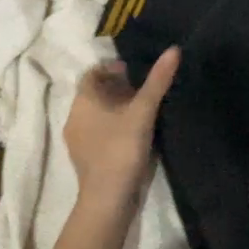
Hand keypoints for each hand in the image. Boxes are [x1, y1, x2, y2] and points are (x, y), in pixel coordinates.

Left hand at [62, 46, 179, 204]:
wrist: (108, 199)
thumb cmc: (121, 148)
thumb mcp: (143, 111)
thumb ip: (158, 80)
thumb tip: (173, 49)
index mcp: (82, 101)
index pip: (91, 73)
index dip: (111, 67)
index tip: (135, 71)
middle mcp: (74, 117)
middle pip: (95, 92)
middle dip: (117, 86)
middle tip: (144, 87)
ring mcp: (78, 140)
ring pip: (97, 113)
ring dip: (117, 106)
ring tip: (143, 108)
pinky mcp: (86, 157)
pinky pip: (99, 130)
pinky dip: (114, 124)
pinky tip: (135, 131)